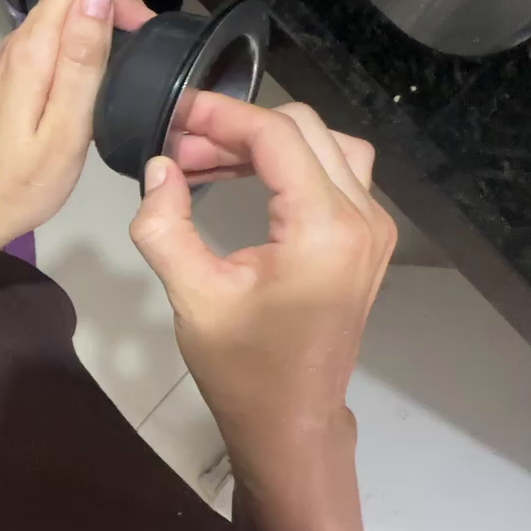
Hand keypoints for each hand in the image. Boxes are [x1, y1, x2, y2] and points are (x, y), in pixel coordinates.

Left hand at [0, 0, 152, 252]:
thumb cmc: (23, 184)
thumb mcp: (66, 129)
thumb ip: (83, 61)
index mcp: (34, 48)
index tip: (137, 39)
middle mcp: (20, 42)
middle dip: (115, 10)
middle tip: (133, 65)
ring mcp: (15, 57)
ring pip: (69, 13)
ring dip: (101, 33)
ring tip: (117, 81)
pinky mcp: (17, 73)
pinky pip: (58, 40)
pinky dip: (83, 52)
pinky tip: (92, 91)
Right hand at [128, 95, 394, 473]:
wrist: (289, 417)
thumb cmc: (241, 366)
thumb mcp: (190, 296)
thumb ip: (164, 226)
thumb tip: (159, 169)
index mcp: (323, 228)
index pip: (277, 136)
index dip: (221, 115)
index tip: (174, 113)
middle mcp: (362, 216)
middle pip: (305, 128)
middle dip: (237, 125)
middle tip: (180, 145)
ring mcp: (371, 227)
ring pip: (323, 145)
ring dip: (262, 142)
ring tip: (203, 161)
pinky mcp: (364, 239)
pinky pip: (331, 174)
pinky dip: (283, 164)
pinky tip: (239, 179)